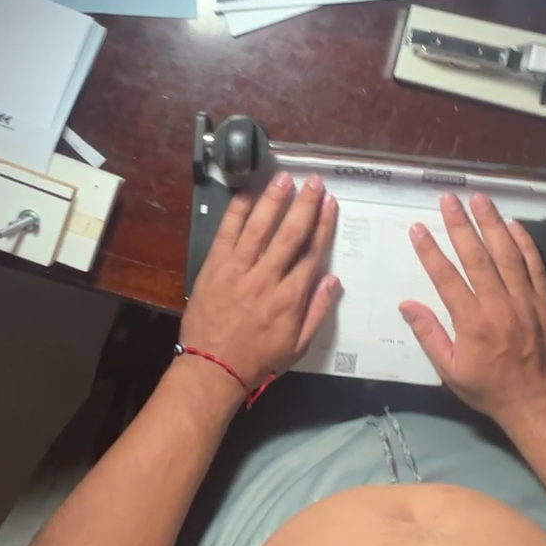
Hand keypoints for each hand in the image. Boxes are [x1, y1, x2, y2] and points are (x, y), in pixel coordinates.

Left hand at [181, 171, 341, 392]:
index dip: (323, 225)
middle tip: (314, 181)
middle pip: (289, 233)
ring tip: (283, 178)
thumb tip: (333, 280)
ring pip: (259, 227)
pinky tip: (247, 194)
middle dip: (304, 204)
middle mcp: (266, 277)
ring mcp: (238, 269)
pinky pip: (226, 233)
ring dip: (273, 200)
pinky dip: (236, 213)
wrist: (212, 367)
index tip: (330, 203)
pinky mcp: (214, 266)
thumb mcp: (298, 345)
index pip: (312, 253)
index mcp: (290, 297)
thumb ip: (317, 311)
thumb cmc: (258, 358)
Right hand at [400, 192, 545, 423]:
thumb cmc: (489, 388)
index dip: (430, 251)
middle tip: (449, 200)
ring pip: (507, 255)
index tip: (418, 228)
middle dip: (460, 225)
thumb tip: (407, 305)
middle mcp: (499, 306)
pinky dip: (524, 243)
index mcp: (472, 323)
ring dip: (492, 224)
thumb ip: (429, 335)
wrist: (539, 403)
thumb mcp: (450, 370)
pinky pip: (535, 266)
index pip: (446, 278)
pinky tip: (513, 225)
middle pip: (477, 257)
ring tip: (480, 200)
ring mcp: (527, 301)